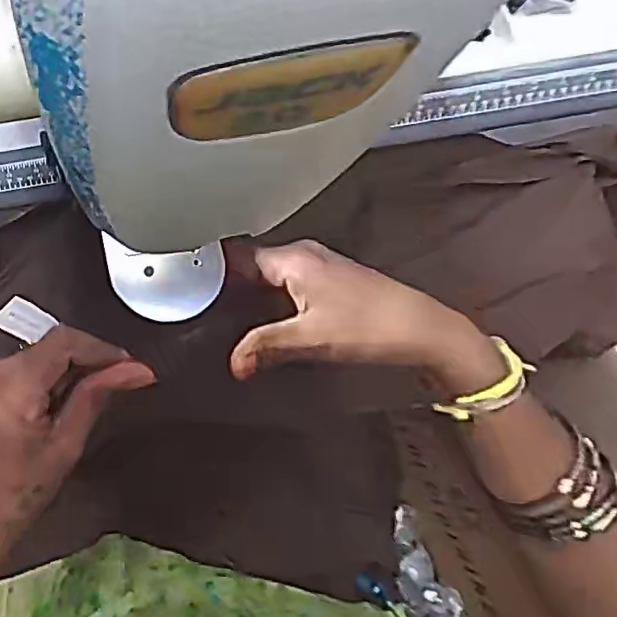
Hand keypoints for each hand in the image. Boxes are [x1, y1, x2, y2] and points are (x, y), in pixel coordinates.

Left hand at [0, 326, 154, 557]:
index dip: (99, 347)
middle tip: (120, 375)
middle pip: (51, 343)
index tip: (128, 364)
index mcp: (11, 388)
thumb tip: (138, 369)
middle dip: (89, 355)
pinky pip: (27, 361)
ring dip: (72, 362)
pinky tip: (69, 391)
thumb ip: (96, 396)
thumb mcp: (68, 443)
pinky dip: (53, 369)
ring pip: (41, 349)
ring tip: (98, 385)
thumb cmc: (27, 489)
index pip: (61, 342)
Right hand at [228, 240, 500, 388]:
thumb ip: (264, 346)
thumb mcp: (310, 339)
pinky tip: (264, 317)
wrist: (426, 330)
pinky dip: (270, 295)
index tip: (190, 286)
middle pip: (251, 262)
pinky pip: (286, 279)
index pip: (237, 254)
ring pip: (270, 271)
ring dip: (251, 290)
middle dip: (228, 283)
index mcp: (293, 258)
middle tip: (203, 306)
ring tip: (227, 313)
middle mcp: (304, 252)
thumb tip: (234, 364)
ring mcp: (319, 263)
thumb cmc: (369, 327)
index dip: (212, 269)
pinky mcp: (330, 277)